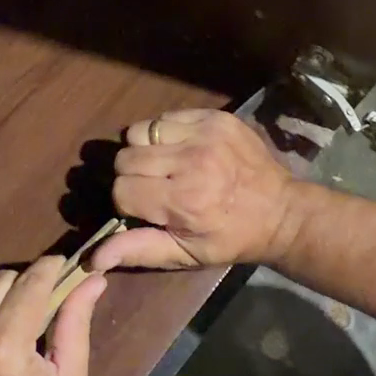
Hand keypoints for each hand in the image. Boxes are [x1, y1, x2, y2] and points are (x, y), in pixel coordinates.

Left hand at [0, 256, 105, 375]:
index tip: (66, 264)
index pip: (31, 282)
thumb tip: (93, 280)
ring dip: (0, 301)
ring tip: (15, 329)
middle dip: (25, 284)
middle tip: (43, 304)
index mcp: (4, 345)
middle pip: (2, 279)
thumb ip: (76, 327)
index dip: (51, 268)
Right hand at [90, 108, 305, 270]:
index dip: (127, 201)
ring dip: (145, 150)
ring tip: (166, 165)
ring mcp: (204, 134)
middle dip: (132, 174)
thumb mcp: (186, 254)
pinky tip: (183, 149)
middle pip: (126, 158)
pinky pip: (165, 117)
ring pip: (140, 132)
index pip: (121, 189)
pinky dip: (165, 133)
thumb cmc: (230, 238)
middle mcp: (191, 163)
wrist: (282, 212)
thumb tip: (94, 258)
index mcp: (184, 201)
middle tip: (155, 186)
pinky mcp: (214, 117)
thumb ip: (138, 250)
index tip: (146, 208)